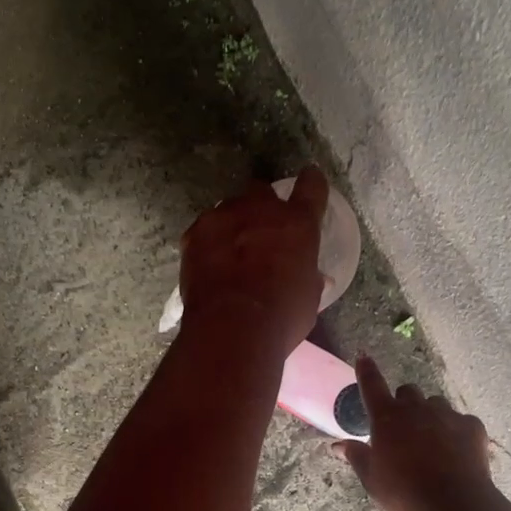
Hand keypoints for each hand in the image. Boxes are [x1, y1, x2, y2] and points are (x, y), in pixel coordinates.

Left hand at [179, 167, 329, 356]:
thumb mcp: (307, 300)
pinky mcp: (194, 234)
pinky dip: (207, 243)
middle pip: (261, 192)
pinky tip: (209, 265)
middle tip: (261, 233)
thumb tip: (316, 279)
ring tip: (230, 254)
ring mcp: (223, 217)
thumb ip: (308, 280)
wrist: (230, 327)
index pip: (311, 188)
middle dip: (262, 207)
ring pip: (229, 209)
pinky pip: (203, 231)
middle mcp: (261, 210)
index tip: (310, 182)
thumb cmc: (281, 317)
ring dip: (232, 225)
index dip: (311, 184)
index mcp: (297, 223)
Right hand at [335, 356, 493, 510]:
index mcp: (387, 418)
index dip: (366, 370)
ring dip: (429, 415)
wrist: (452, 503)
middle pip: (407, 391)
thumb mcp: (371, 478)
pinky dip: (455, 431)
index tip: (363, 357)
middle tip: (402, 428)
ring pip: (435, 404)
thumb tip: (337, 446)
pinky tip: (455, 453)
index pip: (372, 386)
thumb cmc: (403, 492)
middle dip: (403, 403)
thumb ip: (356, 456)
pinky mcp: (471, 426)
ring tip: (431, 442)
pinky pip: (460, 421)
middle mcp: (416, 408)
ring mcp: (447, 415)